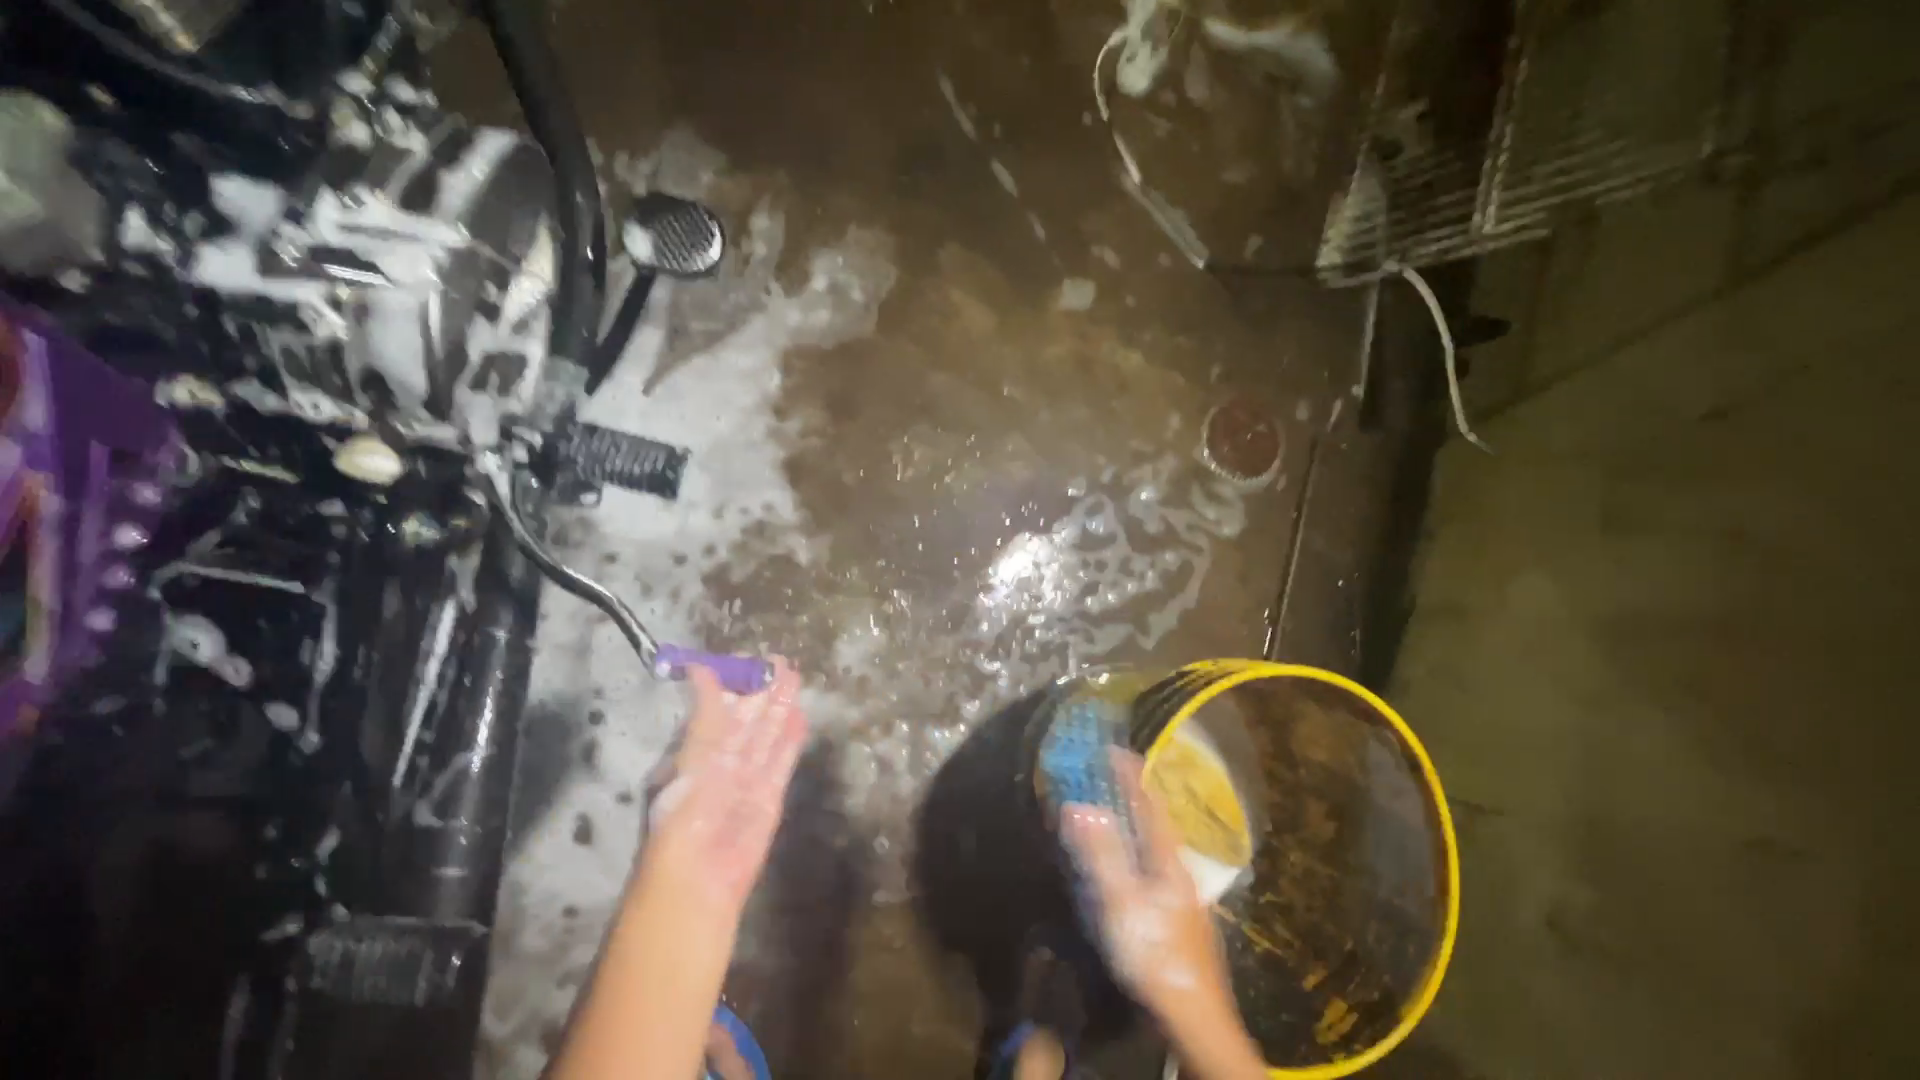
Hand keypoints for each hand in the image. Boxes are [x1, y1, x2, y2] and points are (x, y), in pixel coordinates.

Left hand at [548, 660, 804, 1079]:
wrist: (700, 875)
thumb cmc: (684, 813)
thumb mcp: (692, 756)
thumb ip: (704, 714)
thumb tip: (699, 669)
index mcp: (695, 752)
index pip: (717, 709)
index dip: (734, 685)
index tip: (750, 660)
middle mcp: (721, 762)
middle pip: (748, 719)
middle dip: (763, 690)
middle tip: (781, 660)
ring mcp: (747, 777)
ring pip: (767, 735)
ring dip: (780, 707)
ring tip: (795, 676)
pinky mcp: (770, 795)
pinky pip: (782, 760)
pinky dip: (791, 739)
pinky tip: (800, 715)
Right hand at [1061, 749, 1257, 1072]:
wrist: (1194, 1016)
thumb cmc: (1155, 954)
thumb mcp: (1120, 902)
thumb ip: (1099, 853)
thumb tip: (1078, 804)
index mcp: (1167, 860)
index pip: (1148, 804)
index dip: (1130, 775)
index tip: (1113, 749)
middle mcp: (1178, 871)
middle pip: (1154, 822)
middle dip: (1131, 796)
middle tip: (1107, 776)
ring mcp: (1181, 896)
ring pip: (1154, 847)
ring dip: (1132, 824)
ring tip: (1111, 812)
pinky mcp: (1176, 918)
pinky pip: (1151, 868)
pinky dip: (1133, 851)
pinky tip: (1123, 868)